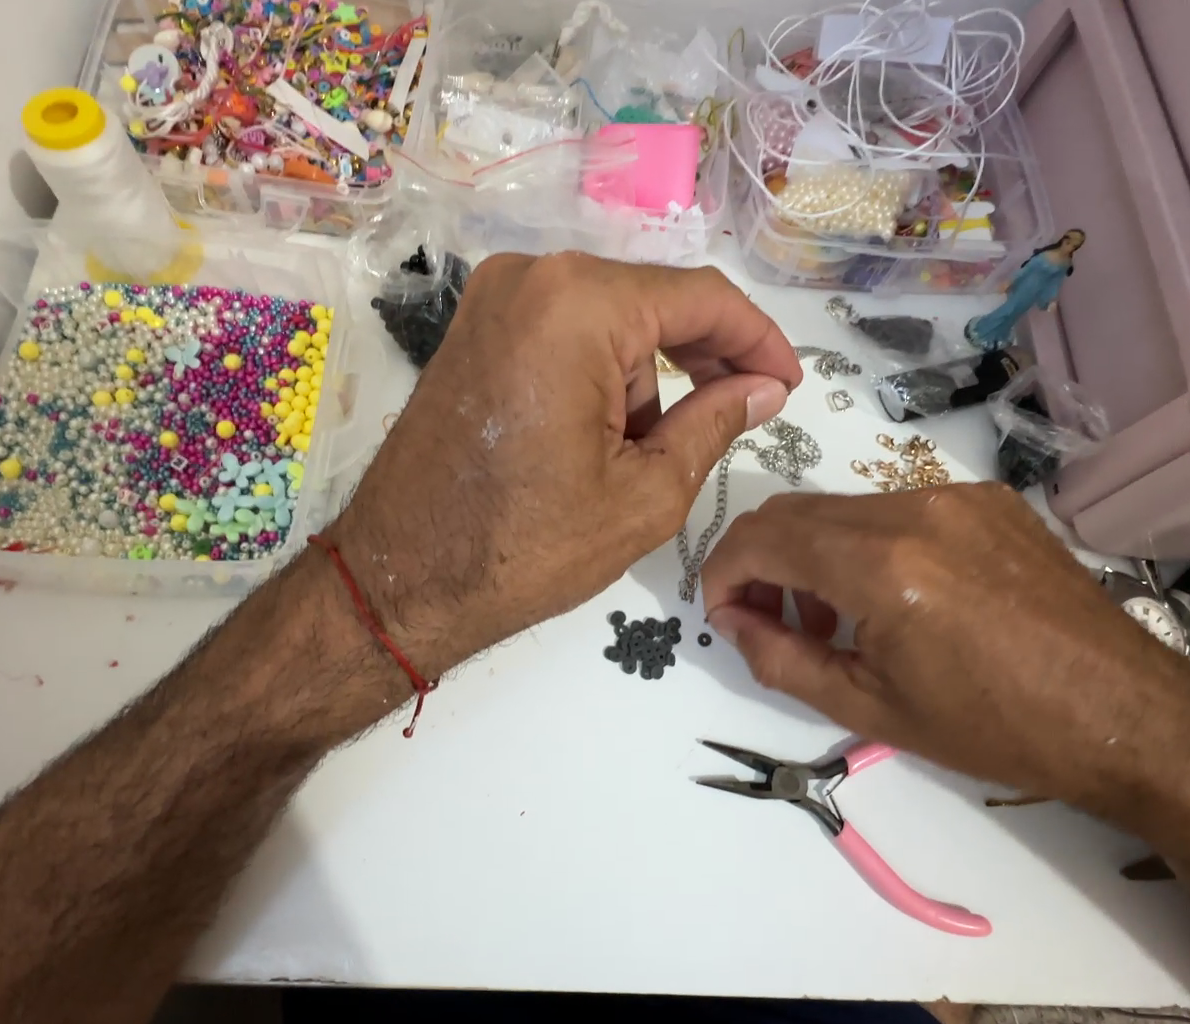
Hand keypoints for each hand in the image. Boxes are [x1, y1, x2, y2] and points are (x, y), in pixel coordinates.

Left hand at [326, 253, 800, 674]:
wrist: (401, 579)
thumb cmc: (527, 547)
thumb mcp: (645, 495)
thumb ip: (715, 423)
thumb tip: (763, 387)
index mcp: (578, 303)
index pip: (700, 297)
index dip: (757, 339)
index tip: (788, 384)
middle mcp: (531, 277)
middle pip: (651, 301)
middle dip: (703, 359)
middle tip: (743, 411)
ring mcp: (492, 299)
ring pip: (608, 321)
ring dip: (643, 377)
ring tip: (637, 457)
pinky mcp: (474, 331)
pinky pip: (563, 333)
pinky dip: (598, 374)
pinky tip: (599, 437)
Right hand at [698, 484, 1189, 814]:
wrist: (1128, 718)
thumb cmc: (993, 727)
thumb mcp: (867, 707)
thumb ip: (778, 658)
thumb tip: (731, 620)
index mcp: (879, 564)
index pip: (759, 537)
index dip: (721, 573)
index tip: (723, 615)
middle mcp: (912, 508)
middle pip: (792, 512)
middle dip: (760, 563)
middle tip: (769, 622)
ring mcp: (954, 496)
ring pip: (839, 508)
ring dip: (811, 556)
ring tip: (834, 621)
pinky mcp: (986, 500)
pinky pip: (892, 509)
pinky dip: (863, 546)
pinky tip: (892, 598)